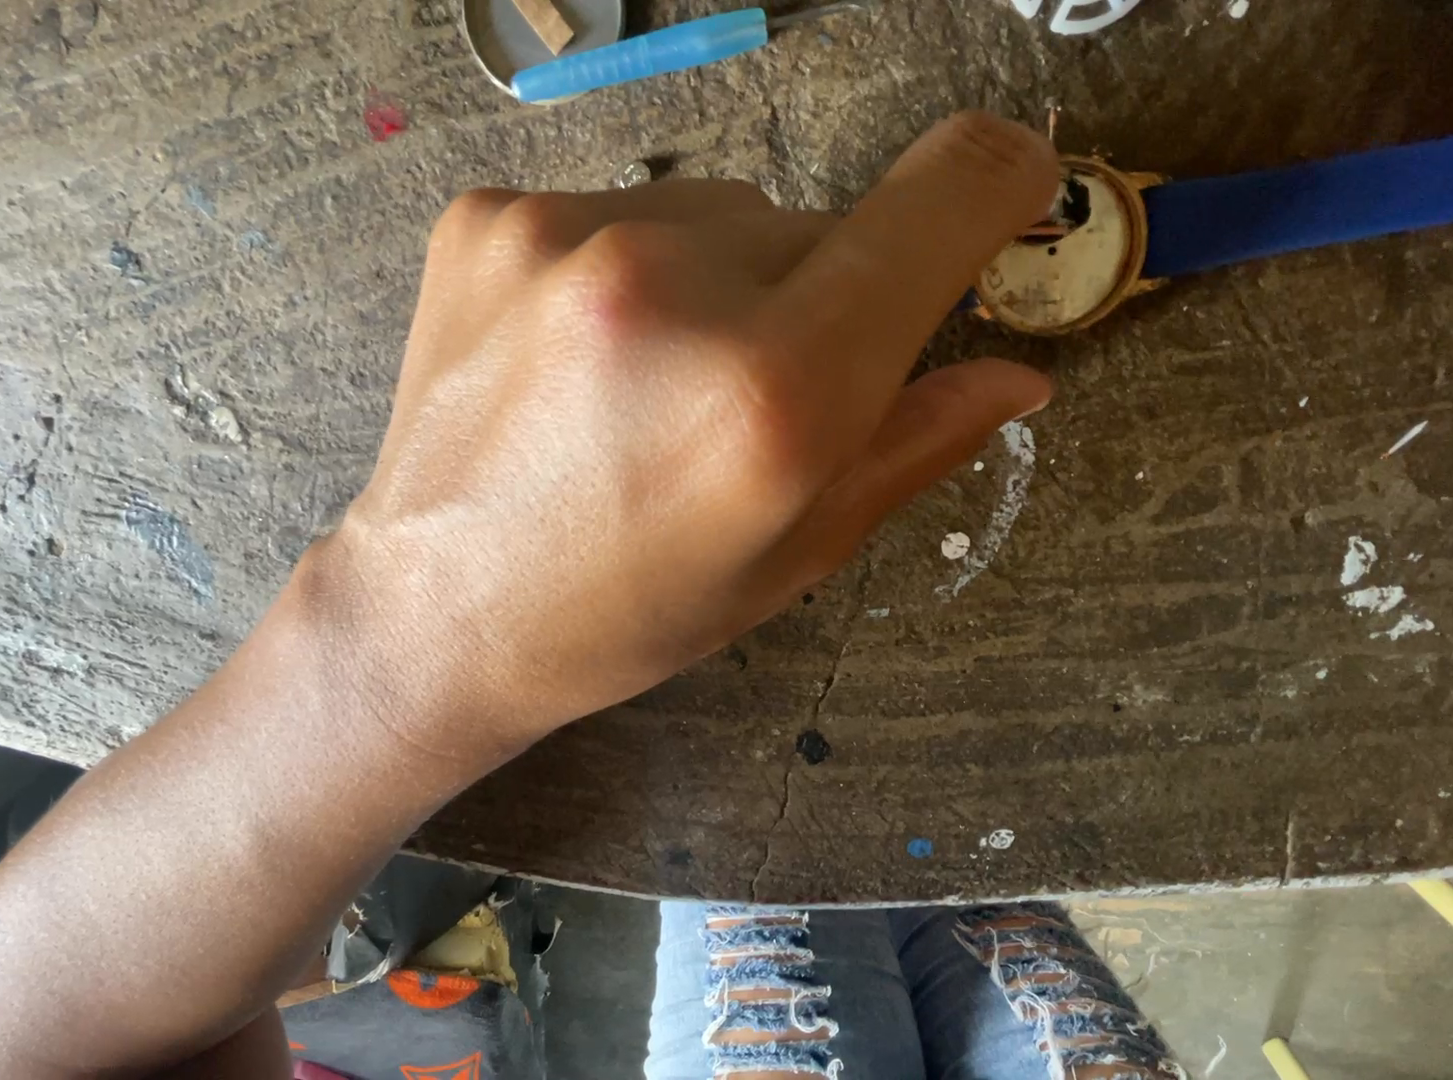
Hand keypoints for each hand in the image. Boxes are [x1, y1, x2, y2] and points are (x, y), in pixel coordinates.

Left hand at [0, 113, 1058, 1079]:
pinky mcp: (491, 214)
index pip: (942, 196)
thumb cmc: (630, 613)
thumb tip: (1018, 374)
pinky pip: (622, 212)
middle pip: (822, 224)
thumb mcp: (793, 556)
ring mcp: (566, 231)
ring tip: (651, 386)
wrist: (434, 613)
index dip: (1003, 180)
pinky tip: (583, 361)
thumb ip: (916, 445)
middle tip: (751, 396)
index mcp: (775, 387)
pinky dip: (633, 272)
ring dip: (724, 281)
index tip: (1010, 197)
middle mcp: (673, 278)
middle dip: (824, 297)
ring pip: (720, 215)